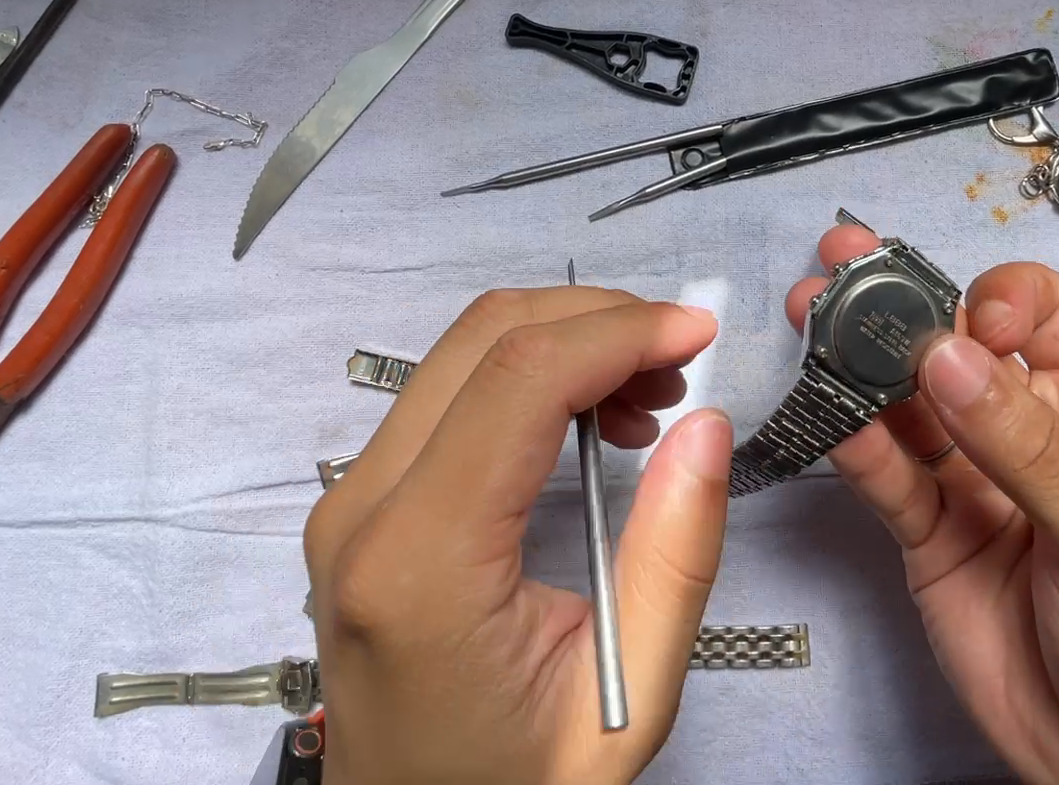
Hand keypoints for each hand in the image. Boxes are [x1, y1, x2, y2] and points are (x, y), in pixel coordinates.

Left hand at [305, 288, 732, 784]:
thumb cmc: (518, 784)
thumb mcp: (627, 694)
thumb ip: (674, 556)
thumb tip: (706, 424)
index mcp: (423, 560)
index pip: (522, 378)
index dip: (622, 332)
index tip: (699, 332)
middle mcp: (364, 506)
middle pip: (487, 337)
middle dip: (600, 320)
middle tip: (680, 362)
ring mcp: (352, 496)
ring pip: (467, 349)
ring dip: (570, 342)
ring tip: (647, 397)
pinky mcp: (364, 497)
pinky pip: (454, 390)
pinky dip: (536, 373)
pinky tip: (591, 419)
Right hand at [789, 227, 1058, 784]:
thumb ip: (1033, 451)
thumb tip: (948, 358)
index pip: (1040, 315)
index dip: (998, 299)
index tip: (967, 323)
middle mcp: (1021, 428)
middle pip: (952, 343)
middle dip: (899, 300)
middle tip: (841, 263)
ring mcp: (969, 479)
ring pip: (903, 402)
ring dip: (856, 360)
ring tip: (809, 320)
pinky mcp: (926, 530)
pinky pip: (883, 476)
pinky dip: (852, 445)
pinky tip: (826, 415)